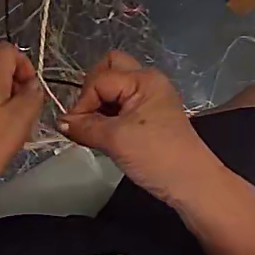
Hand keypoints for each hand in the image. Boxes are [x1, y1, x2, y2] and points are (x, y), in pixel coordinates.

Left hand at [0, 42, 45, 217]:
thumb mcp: (19, 120)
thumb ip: (31, 97)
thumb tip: (34, 85)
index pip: (6, 50)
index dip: (24, 64)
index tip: (32, 90)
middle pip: (1, 72)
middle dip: (20, 89)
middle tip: (28, 115)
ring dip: (12, 108)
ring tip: (18, 132)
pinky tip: (3, 142)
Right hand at [58, 51, 228, 207]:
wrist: (193, 185)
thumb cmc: (157, 156)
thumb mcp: (115, 139)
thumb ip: (84, 127)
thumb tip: (60, 123)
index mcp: (143, 80)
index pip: (99, 80)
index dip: (82, 103)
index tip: (75, 128)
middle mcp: (147, 82)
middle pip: (108, 69)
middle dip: (91, 91)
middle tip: (86, 117)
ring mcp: (150, 99)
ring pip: (114, 87)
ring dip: (99, 104)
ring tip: (93, 129)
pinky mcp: (149, 116)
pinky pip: (121, 104)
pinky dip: (108, 115)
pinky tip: (104, 134)